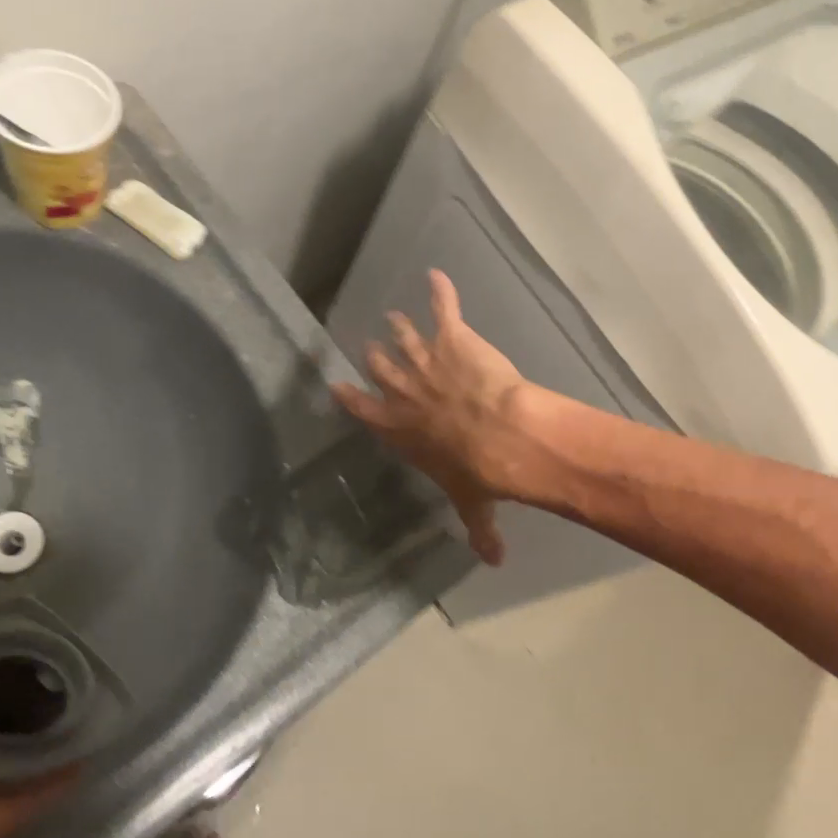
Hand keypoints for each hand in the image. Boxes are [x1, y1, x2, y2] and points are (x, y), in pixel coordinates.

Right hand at [332, 269, 529, 565]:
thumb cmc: (478, 473)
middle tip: (371, 348)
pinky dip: (441, 289)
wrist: (499, 436)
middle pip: (379, 367)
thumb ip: (480, 531)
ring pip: (403, 336)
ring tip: (393, 316)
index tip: (338, 385)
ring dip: (399, 326)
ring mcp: (425, 360)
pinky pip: (442, 307)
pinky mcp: (452, 337)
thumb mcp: (473, 505)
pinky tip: (437, 274)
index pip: (364, 410)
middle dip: (374, 357)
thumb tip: (494, 563)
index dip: (350, 397)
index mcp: (399, 430)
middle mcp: (403, 392)